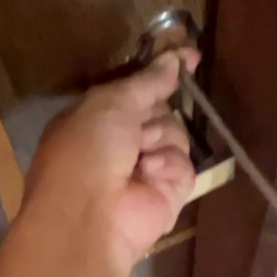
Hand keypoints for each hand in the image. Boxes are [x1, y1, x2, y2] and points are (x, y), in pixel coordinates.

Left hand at [22, 49, 197, 266]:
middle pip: (159, 111)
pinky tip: (149, 177)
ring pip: (175, 135)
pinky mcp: (167, 193)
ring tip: (140, 159)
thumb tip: (175, 59)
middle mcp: (120, 144)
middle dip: (154, 115)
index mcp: (95, 119)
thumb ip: (145, 82)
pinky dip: (168, 166)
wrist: (89, 218)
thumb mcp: (109, 103)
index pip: (135, 90)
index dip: (160, 75)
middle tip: (137, 132)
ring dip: (159, 140)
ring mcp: (145, 169)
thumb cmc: (86, 152)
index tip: (190, 58)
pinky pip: (184, 165)